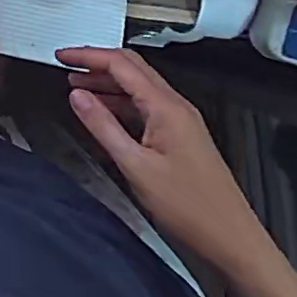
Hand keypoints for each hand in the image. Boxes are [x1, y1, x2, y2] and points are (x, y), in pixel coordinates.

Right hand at [58, 47, 279, 278]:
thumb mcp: (136, 167)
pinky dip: (120, 101)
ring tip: (78, 86)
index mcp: (165, 106)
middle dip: (97, 61)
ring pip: (138, 85)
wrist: (234, 241)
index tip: (62, 56)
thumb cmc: (190, 208)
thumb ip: (103, 126)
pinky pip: (145, 104)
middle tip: (68, 64)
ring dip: (107, 81)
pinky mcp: (180, 134)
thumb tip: (77, 95)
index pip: (120, 64)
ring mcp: (180, 119)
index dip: (88, 56)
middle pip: (131, 67)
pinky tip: (104, 112)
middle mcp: (175, 105)